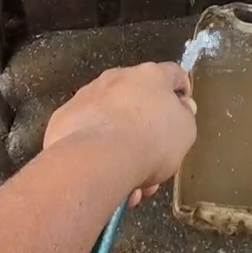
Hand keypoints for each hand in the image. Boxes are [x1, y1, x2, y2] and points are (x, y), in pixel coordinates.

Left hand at [42, 62, 196, 205]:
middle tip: (154, 158)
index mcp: (152, 76)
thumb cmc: (150, 141)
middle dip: (147, 128)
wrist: (98, 158)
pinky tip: (104, 174)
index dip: (181, 90)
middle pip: (138, 99)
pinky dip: (97, 148)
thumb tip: (181, 107)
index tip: (183, 106)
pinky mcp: (65, 115)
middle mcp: (119, 77)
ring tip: (129, 179)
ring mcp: (88, 94)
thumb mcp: (186, 131)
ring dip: (123, 142)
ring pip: (112, 118)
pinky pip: (88, 131)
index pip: (173, 73)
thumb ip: (185, 116)